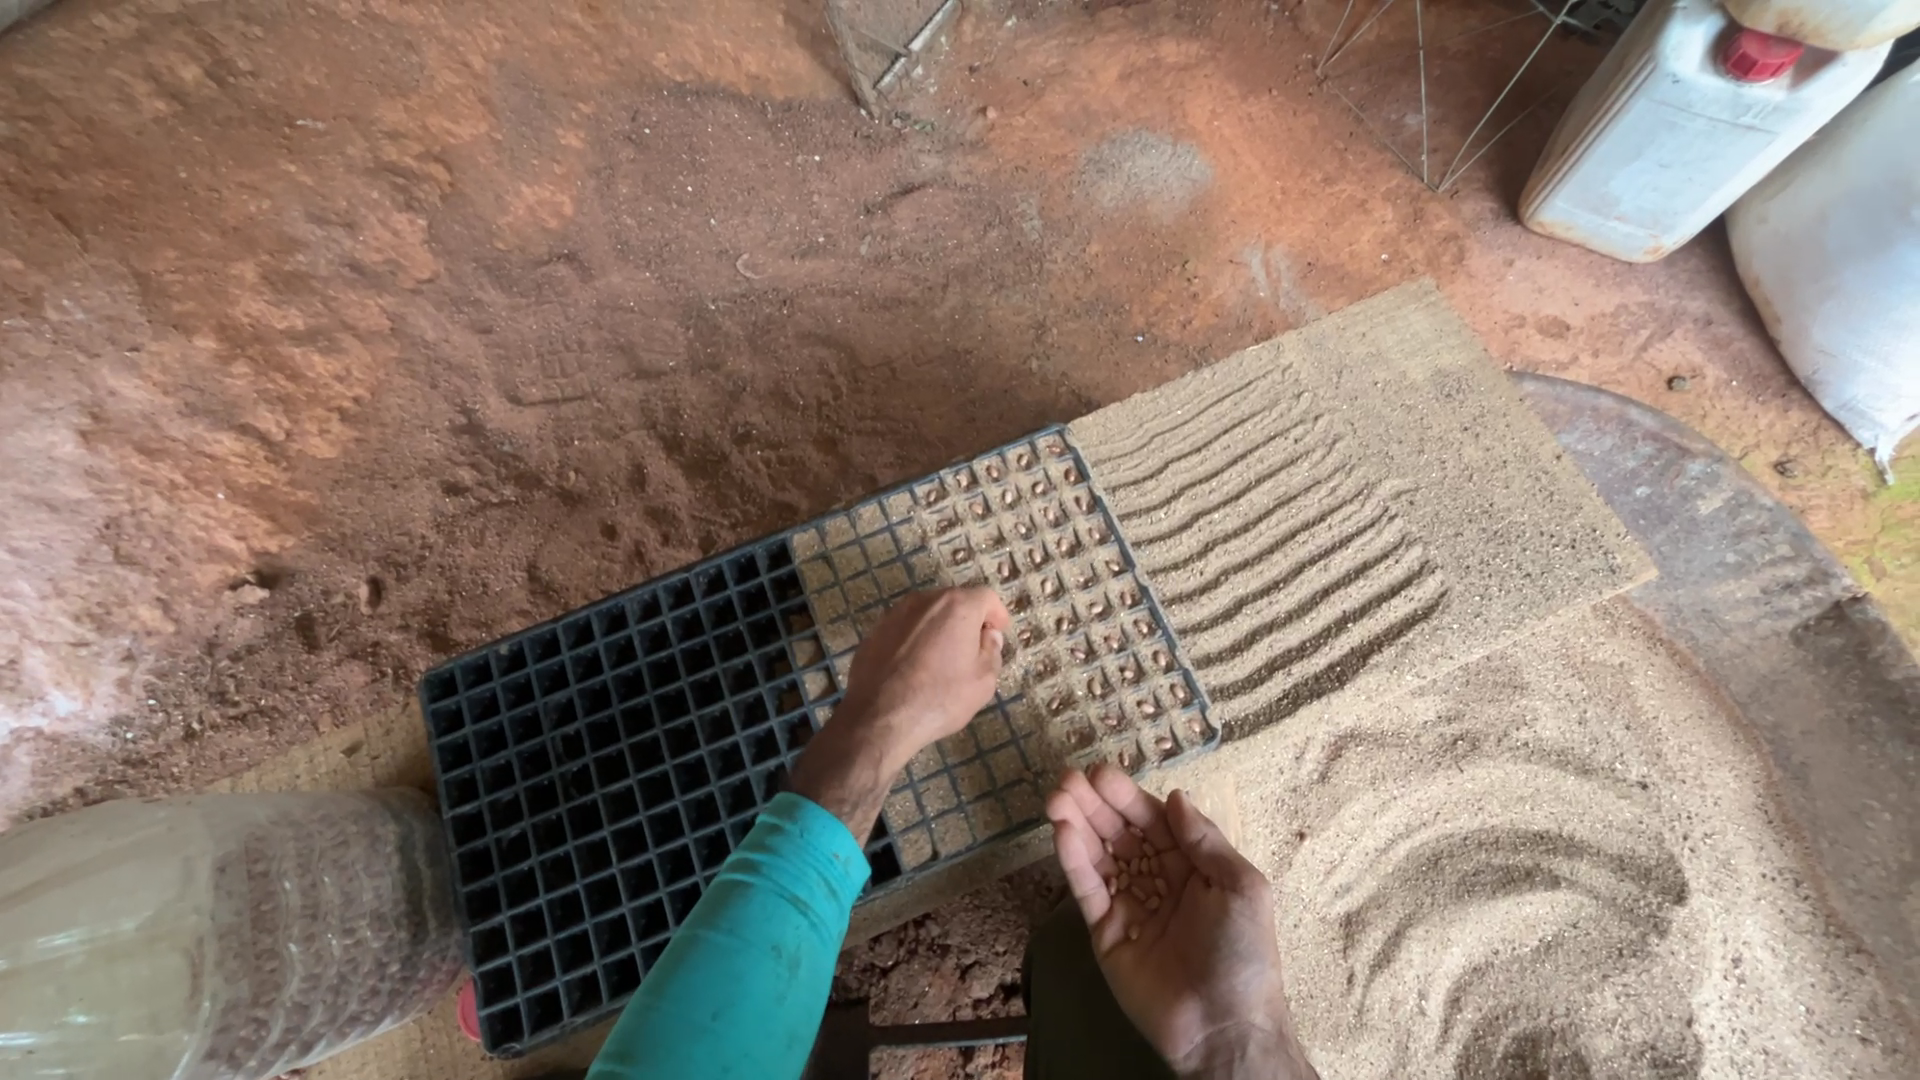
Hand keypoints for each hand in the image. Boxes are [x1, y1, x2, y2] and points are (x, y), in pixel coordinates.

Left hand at [832, 586, 1009, 767]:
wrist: (879, 716)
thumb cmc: (939, 697)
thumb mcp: (983, 680)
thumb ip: (992, 650)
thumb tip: (989, 635)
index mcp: (956, 606)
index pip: (985, 597)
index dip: (997, 614)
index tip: (999, 633)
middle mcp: (925, 600)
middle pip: (955, 601)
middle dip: (968, 619)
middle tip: (974, 647)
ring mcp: (895, 613)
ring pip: (928, 613)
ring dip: (940, 628)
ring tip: (943, 657)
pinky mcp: (875, 630)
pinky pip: (906, 628)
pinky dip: (916, 639)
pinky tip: (916, 665)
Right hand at [1047, 764, 1316, 1079]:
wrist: (1226, 1030)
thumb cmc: (1243, 954)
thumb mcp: (1241, 888)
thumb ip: (1205, 840)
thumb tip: (1175, 796)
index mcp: (1189, 866)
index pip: (1152, 821)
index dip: (1127, 796)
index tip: (1100, 773)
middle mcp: (1155, 879)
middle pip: (1118, 832)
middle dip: (1094, 804)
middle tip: (1067, 778)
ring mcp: (1127, 904)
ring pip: (1097, 855)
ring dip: (1076, 823)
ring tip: (1055, 797)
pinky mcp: (1104, 932)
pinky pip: (1087, 890)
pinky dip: (1073, 860)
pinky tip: (1062, 832)